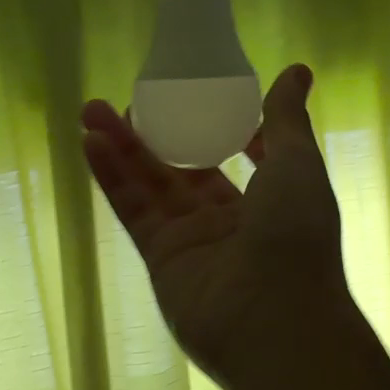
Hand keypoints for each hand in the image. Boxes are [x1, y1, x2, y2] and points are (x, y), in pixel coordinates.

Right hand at [81, 64, 347, 384]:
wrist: (276, 318)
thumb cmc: (297, 232)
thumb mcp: (298, 163)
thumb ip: (286, 118)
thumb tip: (297, 71)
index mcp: (273, 199)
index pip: (243, 156)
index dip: (220, 128)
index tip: (197, 95)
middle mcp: (232, 221)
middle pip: (187, 168)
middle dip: (159, 133)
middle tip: (130, 99)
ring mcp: (194, 242)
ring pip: (153, 185)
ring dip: (123, 147)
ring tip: (92, 110)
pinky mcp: (161, 260)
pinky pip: (134, 210)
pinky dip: (112, 176)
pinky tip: (91, 141)